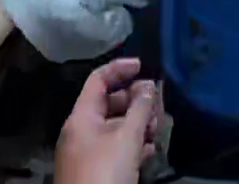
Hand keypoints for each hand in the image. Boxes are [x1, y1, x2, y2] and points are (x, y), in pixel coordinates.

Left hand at [56, 58, 160, 183]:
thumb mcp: (128, 136)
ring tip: (156, 129)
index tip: (143, 66)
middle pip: (109, 102)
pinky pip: (115, 148)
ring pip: (115, 127)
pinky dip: (133, 144)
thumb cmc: (105, 174)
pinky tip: (150, 150)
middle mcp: (81, 132)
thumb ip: (141, 106)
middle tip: (157, 104)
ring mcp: (87, 155)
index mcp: (81, 117)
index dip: (120, 68)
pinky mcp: (95, 175)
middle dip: (135, 100)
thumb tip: (149, 85)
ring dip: (138, 123)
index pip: (98, 79)